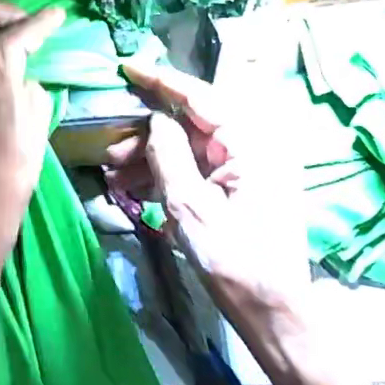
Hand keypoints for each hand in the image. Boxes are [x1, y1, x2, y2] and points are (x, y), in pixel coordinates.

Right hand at [108, 62, 309, 323]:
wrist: (273, 316)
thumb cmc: (235, 261)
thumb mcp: (191, 207)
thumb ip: (169, 154)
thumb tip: (155, 119)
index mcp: (249, 145)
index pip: (201, 96)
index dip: (161, 80)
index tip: (127, 67)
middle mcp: (251, 148)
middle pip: (190, 121)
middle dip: (146, 131)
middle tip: (110, 145)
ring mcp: (245, 170)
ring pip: (187, 145)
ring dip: (150, 154)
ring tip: (115, 173)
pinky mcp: (237, 189)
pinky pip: (194, 167)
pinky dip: (164, 172)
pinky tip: (134, 188)